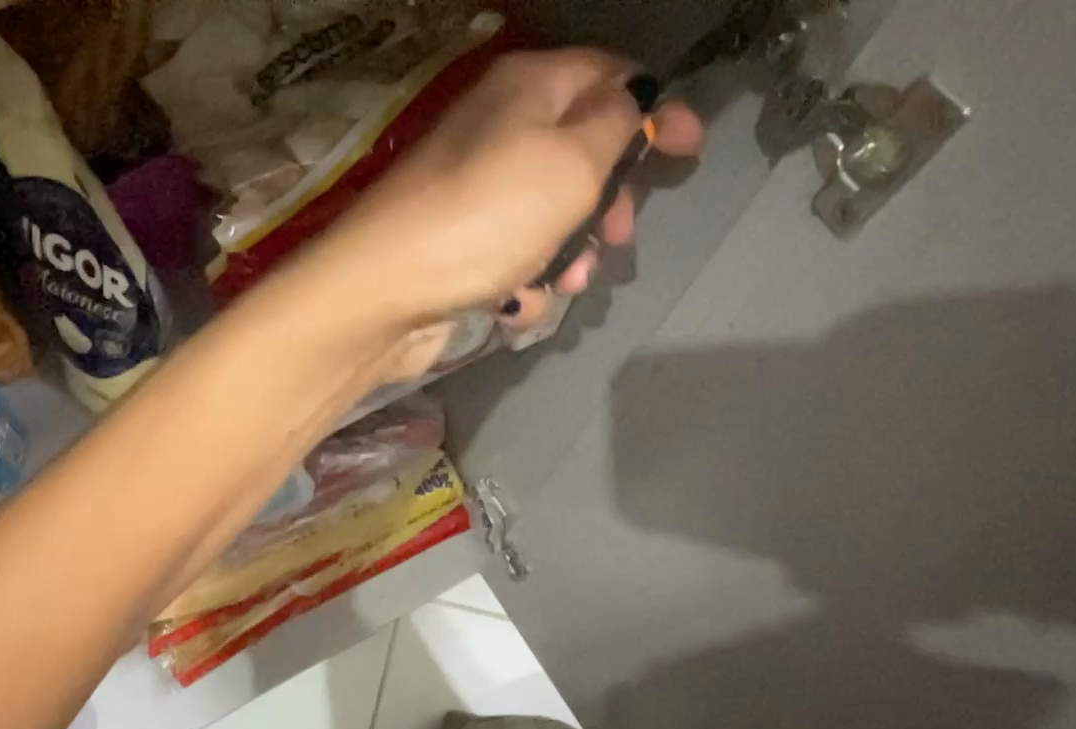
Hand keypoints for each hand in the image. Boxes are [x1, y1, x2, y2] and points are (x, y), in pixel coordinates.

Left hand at [313, 48, 703, 338]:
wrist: (385, 291)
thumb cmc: (487, 216)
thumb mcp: (572, 160)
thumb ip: (617, 124)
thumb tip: (635, 100)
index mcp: (530, 88)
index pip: (612, 76)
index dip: (657, 111)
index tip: (690, 153)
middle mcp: (498, 131)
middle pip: (583, 155)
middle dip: (608, 202)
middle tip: (615, 237)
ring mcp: (474, 193)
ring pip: (552, 218)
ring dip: (569, 254)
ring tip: (561, 281)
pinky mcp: (458, 247)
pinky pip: (514, 260)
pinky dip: (523, 285)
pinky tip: (513, 304)